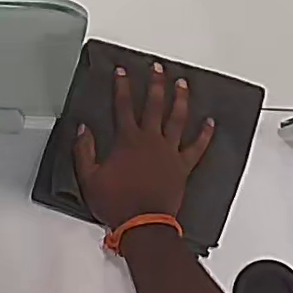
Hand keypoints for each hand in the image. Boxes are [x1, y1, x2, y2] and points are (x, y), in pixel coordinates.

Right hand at [73, 61, 215, 227]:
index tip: (122, 71)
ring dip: (180, 99)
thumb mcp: (89, 177)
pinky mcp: (182, 167)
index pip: (123, 106)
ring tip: (182, 83)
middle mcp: (151, 141)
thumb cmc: (116, 202)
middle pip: (154, 105)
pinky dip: (204, 134)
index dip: (122, 86)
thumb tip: (82, 130)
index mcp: (127, 141)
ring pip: (177, 119)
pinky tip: (209, 122)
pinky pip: (196, 147)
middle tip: (157, 67)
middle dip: (155, 83)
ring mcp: (169, 153)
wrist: (143, 224)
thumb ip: (84, 150)